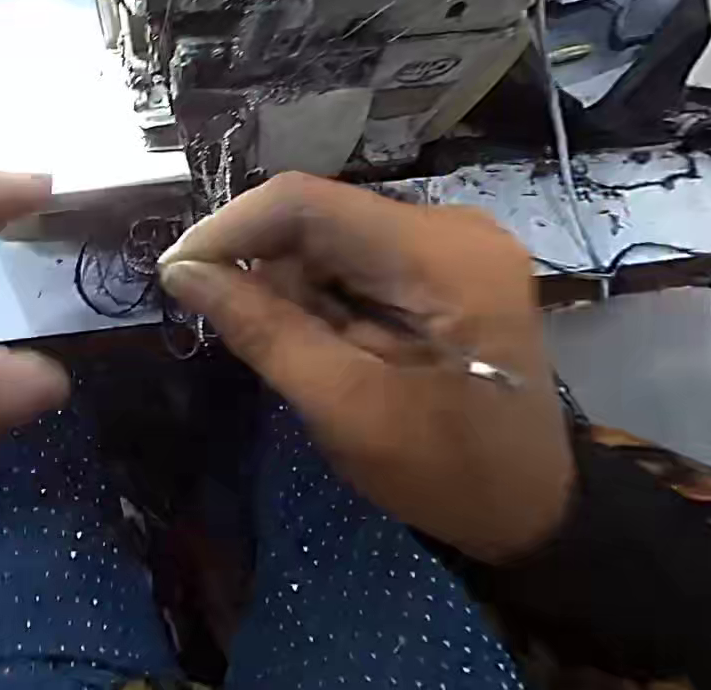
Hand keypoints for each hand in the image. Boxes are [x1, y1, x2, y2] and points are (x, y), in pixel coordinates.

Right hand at [158, 173, 572, 562]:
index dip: (228, 227)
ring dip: (285, 282)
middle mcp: (447, 225)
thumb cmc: (447, 472)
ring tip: (297, 345)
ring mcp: (443, 236)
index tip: (177, 269)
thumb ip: (260, 330)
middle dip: (257, 264)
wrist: (532, 507)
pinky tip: (322, 333)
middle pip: (313, 215)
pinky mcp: (432, 253)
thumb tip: (180, 272)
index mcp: (441, 258)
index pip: (306, 203)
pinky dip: (312, 289)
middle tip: (228, 320)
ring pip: (321, 232)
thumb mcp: (344, 408)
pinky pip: (343, 250)